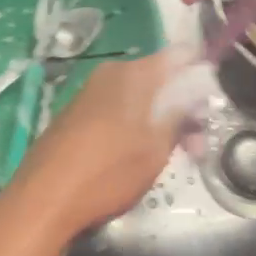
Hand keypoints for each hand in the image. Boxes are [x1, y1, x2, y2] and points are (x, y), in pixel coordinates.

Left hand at [12, 50, 185, 237]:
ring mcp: (92, 92)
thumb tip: (197, 82)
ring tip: (172, 158)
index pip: (180, 56)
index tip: (211, 108)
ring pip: (140, 97)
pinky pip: (119, 109)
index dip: (201, 76)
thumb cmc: (108, 171)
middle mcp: (111, 73)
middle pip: (160, 78)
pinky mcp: (79, 113)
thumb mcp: (156, 145)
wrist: (44, 199)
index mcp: (133, 73)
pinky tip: (140, 157)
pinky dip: (136, 126)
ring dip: (161, 121)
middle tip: (196, 148)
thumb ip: (180, 110)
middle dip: (183, 107)